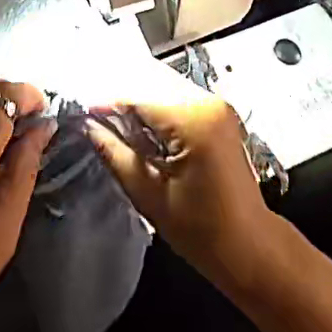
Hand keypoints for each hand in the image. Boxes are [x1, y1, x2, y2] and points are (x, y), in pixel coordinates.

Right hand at [83, 70, 276, 280]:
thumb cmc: (200, 230)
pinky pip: (180, 100)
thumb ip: (116, 154)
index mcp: (194, 119)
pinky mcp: (219, 114)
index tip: (82, 112)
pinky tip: (142, 128)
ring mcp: (217, 105)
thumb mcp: (149, 194)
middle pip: (153, 85)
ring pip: (165, 89)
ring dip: (140, 103)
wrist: (249, 245)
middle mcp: (208, 102)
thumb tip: (89, 126)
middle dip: (123, 99)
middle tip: (94, 116)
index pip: (139, 96)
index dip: (107, 103)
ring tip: (113, 122)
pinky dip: (158, 109)